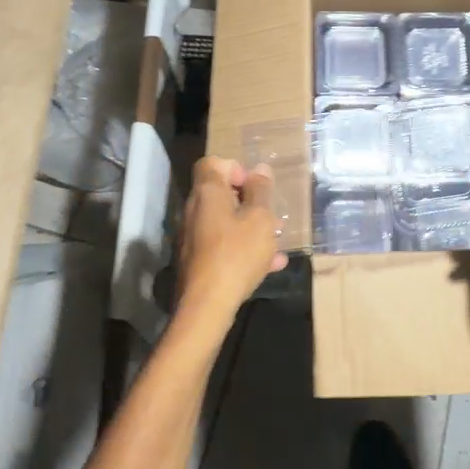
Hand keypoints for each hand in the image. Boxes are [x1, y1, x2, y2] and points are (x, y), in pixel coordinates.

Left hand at [176, 156, 287, 321]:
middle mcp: (194, 210)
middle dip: (249, 201)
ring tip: (276, 239)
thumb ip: (261, 191)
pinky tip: (270, 264)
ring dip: (250, 226)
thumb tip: (260, 169)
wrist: (207, 305)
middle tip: (271, 214)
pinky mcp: (197, 261)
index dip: (235, 168)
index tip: (254, 186)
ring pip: (225, 222)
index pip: (212, 163)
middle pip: (220, 194)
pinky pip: (223, 245)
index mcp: (207, 193)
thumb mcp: (260, 219)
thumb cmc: (237, 253)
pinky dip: (243, 248)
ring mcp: (193, 237)